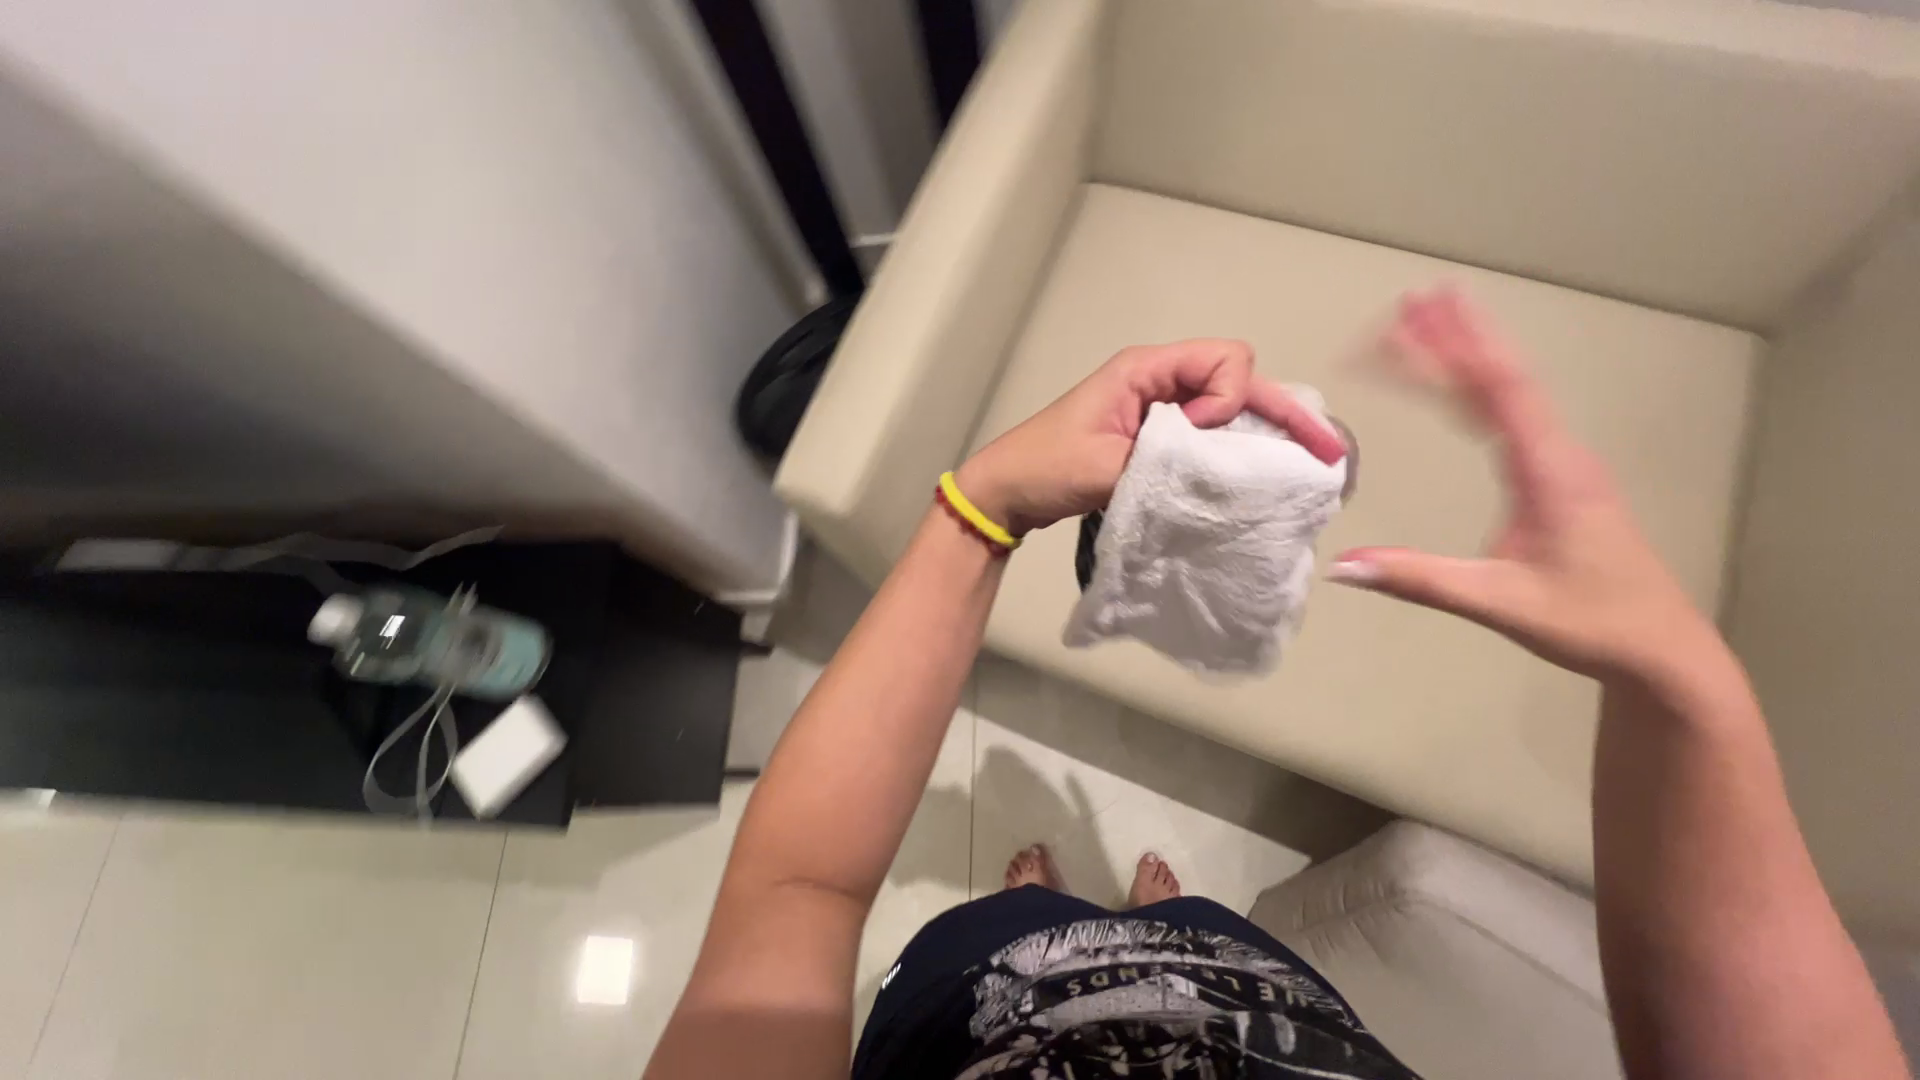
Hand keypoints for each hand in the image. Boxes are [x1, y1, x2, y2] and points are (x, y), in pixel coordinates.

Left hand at [954, 339, 1345, 536]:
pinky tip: (1251, 477)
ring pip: (1229, 409)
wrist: (1008, 492)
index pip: (1226, 359)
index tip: (1198, 436)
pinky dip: (1232, 451)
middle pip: (1239, 381)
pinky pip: (1208, 435)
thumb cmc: (1045, 468)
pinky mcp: (1156, 436)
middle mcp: (1160, 380)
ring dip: (1259, 435)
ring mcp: (1160, 409)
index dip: (1229, 398)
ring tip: (1293, 470)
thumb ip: (1169, 460)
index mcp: (1146, 369)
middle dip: (1280, 412)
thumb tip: (1226, 464)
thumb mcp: (1106, 465)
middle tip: (1324, 456)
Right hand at [1326, 288, 1716, 682]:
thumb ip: (1420, 579)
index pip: (1497, 394)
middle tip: (1409, 301)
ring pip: (1509, 391)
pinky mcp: (1555, 476)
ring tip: (1429, 320)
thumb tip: (1342, 566)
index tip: (1413, 318)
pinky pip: (1512, 414)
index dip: (1454, 352)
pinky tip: (1464, 378)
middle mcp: (1558, 453)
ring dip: (1469, 353)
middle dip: (1455, 337)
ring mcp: (1561, 461)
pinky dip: (1480, 386)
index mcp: (1549, 471)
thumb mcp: (1498, 602)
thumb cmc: (1588, 621)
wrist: (1659, 647)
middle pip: (1501, 379)